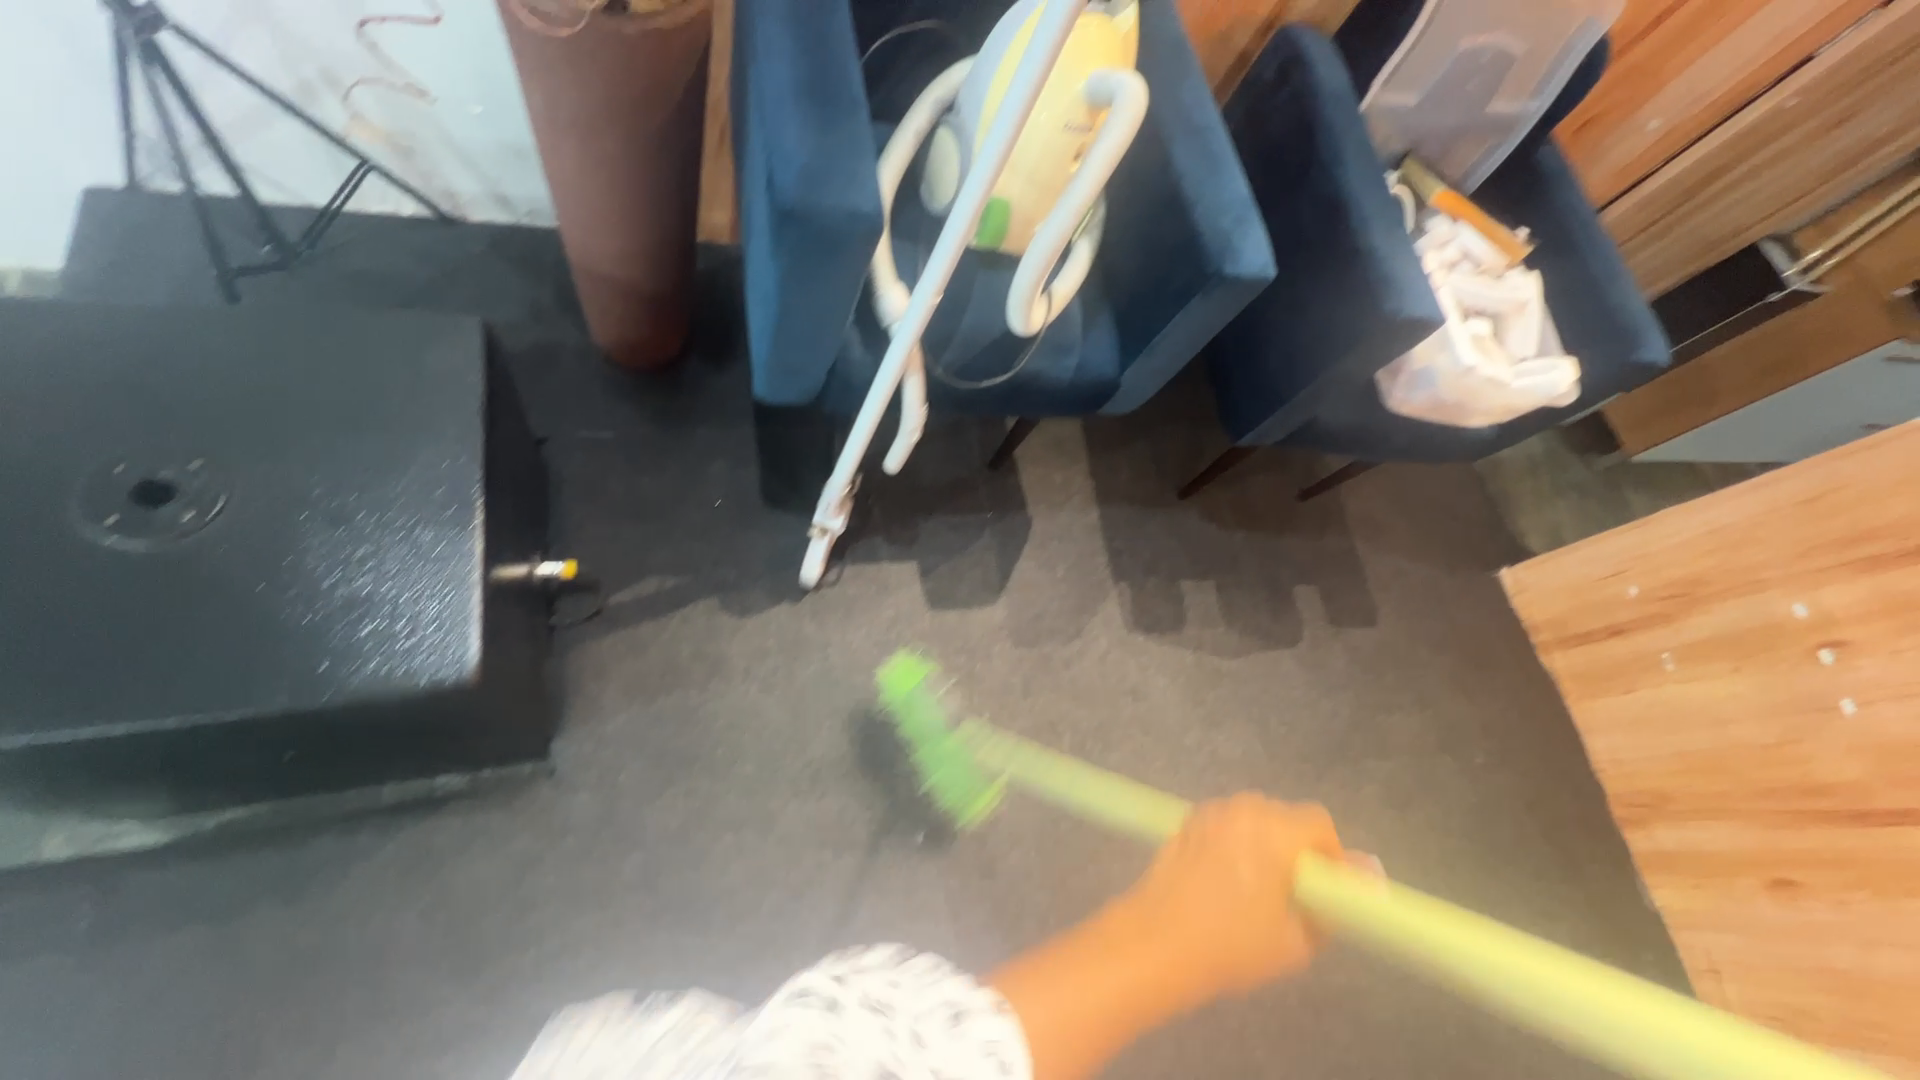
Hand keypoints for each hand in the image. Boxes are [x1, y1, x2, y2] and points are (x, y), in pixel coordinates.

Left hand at [1111, 794, 1346, 1000]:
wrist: (1157, 940)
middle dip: (1293, 847)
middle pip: (1283, 815)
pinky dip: (1231, 843)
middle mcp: (1242, 809)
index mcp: (1276, 830)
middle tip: (1289, 893)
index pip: (1319, 822)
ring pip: (1251, 818)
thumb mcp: (1298, 938)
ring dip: (1261, 843)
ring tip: (1254, 889)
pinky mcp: (1182, 824)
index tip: (1322, 890)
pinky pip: (1222, 826)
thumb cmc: (1233, 943)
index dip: (1329, 854)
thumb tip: (1370, 871)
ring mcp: (1207, 813)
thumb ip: (1337, 903)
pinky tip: (1221, 881)